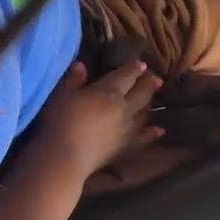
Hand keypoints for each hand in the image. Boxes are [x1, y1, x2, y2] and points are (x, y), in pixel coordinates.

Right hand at [34, 61, 162, 177]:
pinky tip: (159, 130)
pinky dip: (152, 132)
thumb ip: (73, 80)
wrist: (66, 155)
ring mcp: (128, 128)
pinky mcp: (126, 145)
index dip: (134, 69)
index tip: (141, 64)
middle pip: (141, 93)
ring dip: (150, 103)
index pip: (125, 76)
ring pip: (144, 112)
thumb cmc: (60, 120)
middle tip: (156, 78)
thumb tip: (82, 65)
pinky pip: (144, 137)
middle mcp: (124, 107)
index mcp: (108, 92)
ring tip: (154, 98)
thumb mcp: (61, 95)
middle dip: (148, 84)